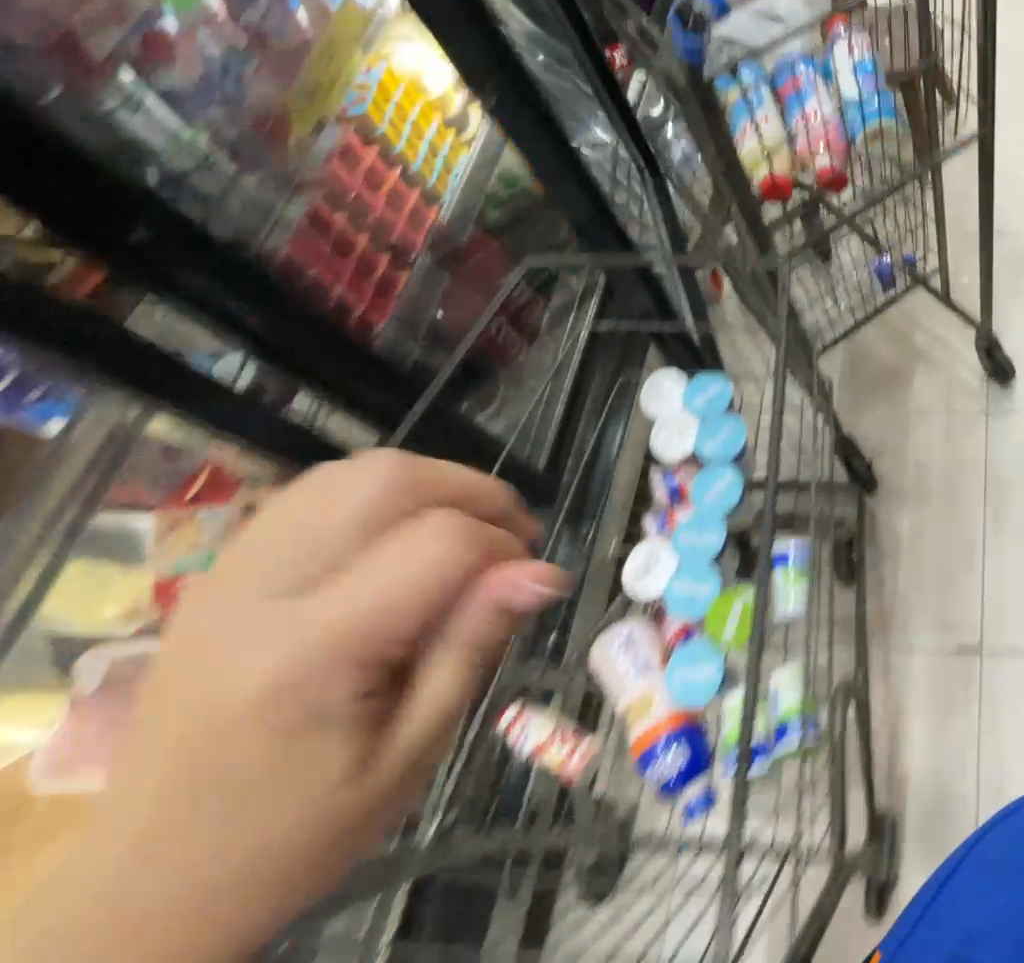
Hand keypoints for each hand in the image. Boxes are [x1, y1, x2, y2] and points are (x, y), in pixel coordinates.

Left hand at [7, 451, 571, 962]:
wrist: (155, 876)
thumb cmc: (302, 831)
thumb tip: (543, 572)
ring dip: (427, 486)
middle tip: (514, 542)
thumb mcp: (412, 752)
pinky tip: (404, 542)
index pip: (437, 543)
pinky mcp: (217, 575)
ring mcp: (227, 575)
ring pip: (347, 474)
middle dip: (474, 493)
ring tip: (466, 536)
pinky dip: (377, 498)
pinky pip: (310, 497)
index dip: (505, 547)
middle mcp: (259, 591)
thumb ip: (472, 646)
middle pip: (386, 480)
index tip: (532, 583)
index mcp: (311, 651)